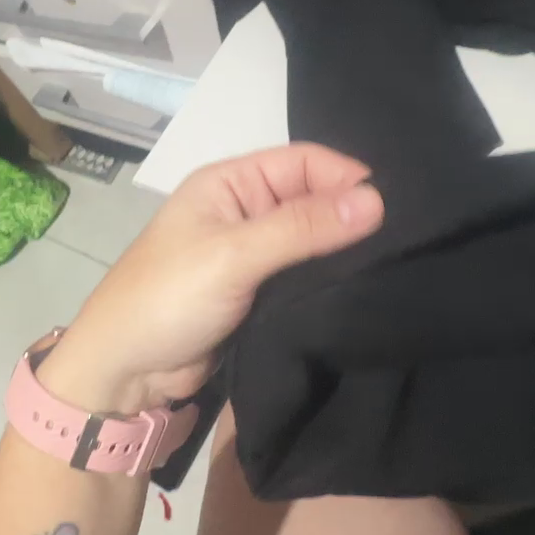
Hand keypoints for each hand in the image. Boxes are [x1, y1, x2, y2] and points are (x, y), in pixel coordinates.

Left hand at [35, 144, 383, 415]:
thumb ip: (302, 227)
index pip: (303, 161)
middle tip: (408, 239)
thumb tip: (377, 201)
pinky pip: (304, 277)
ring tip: (398, 264)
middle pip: (312, 198)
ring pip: (312, 240)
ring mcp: (253, 254)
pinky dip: (330, 280)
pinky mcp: (260, 294)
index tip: (396, 207)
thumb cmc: (168, 298)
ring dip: (345, 250)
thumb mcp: (234, 255)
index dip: (348, 177)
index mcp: (230, 183)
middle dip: (352, 214)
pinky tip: (366, 288)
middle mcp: (244, 209)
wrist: (126, 372)